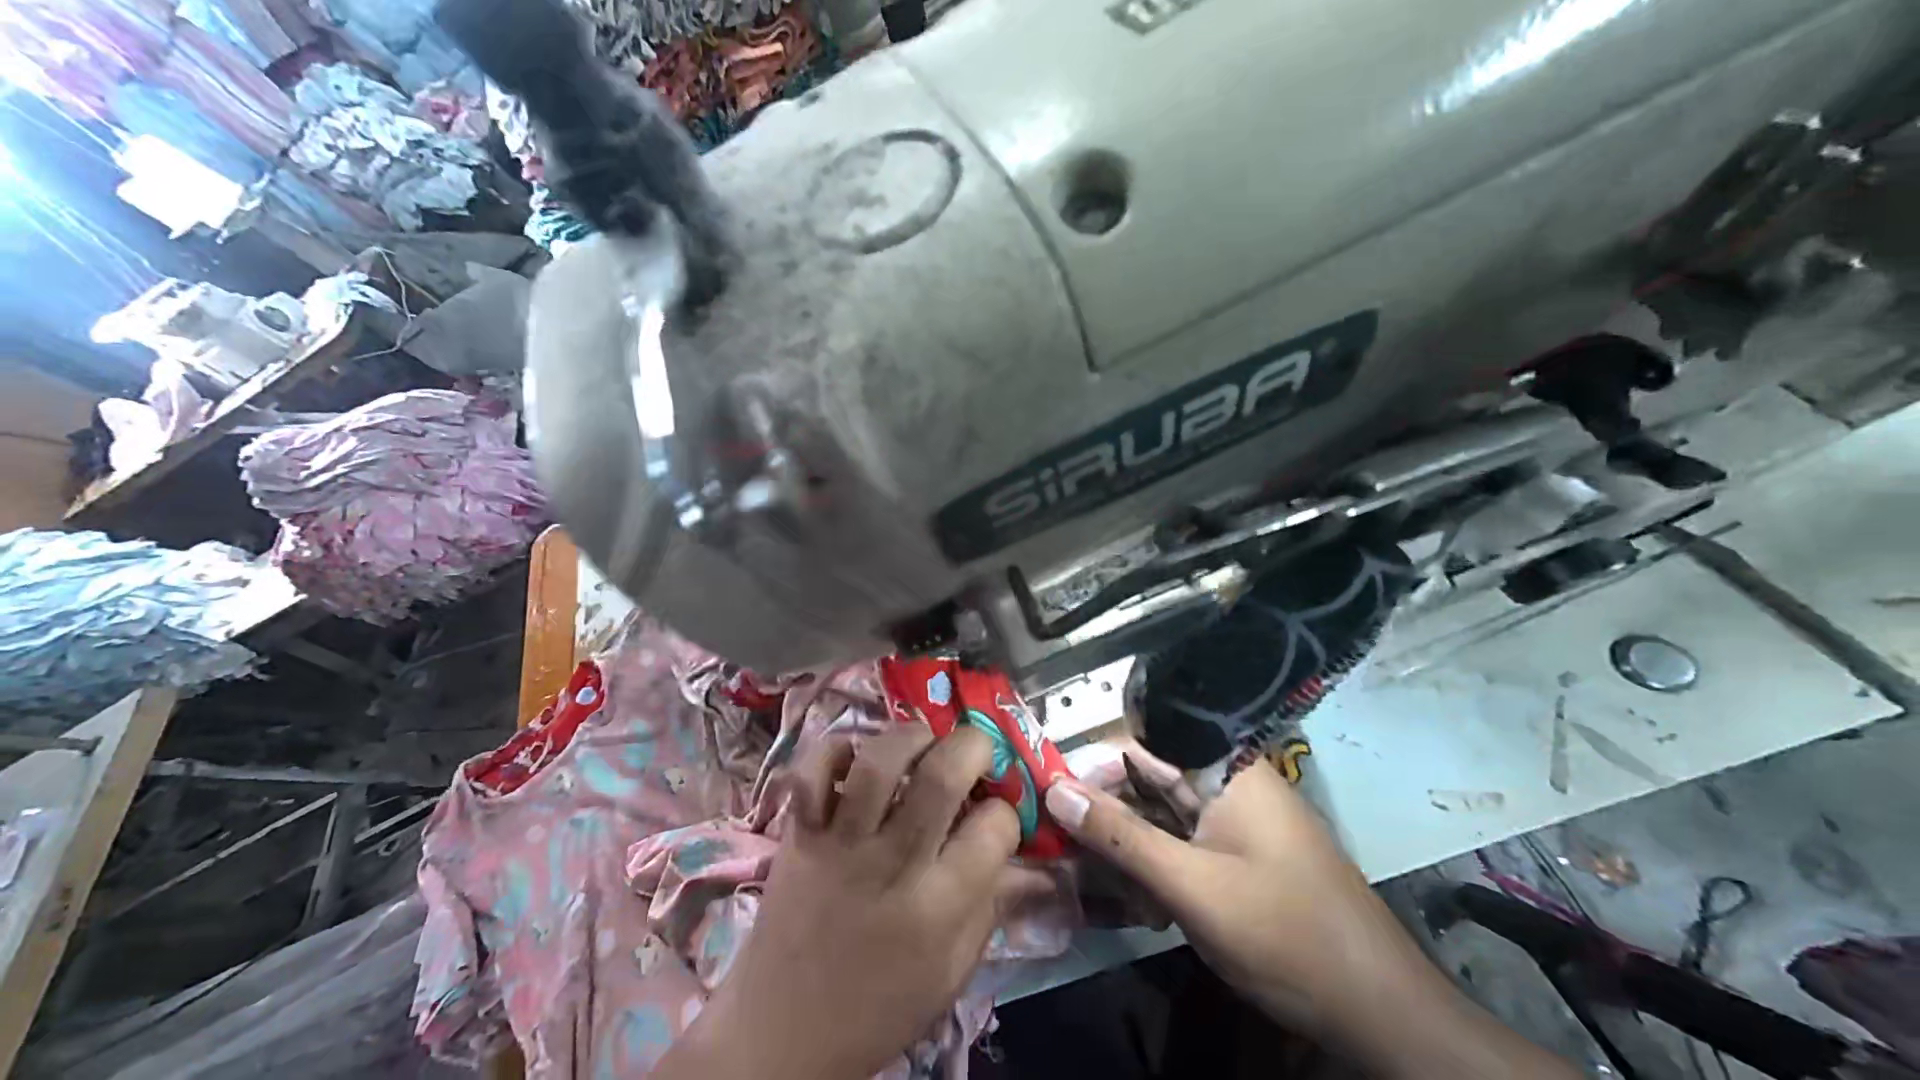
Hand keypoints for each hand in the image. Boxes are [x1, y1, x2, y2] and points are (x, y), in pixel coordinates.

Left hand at [661, 725, 1046, 1079]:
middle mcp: (893, 863)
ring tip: (923, 742)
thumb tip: (1028, 860)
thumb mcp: (951, 974)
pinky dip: (834, 750)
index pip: (995, 827)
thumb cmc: (878, 1009)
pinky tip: (855, 758)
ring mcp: (841, 844)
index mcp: (940, 906)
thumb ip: (990, 908)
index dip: (1006, 811)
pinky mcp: (800, 834)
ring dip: (909, 736)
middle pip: (941, 776)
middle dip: (973, 746)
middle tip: (975, 749)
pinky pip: (812, 772)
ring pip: (878, 761)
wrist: (782, 1033)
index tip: (996, 813)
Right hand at [1045, 757, 1579, 1078]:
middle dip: (1102, 812)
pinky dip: (1148, 868)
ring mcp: (1232, 824)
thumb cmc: (1285, 933)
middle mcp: (1227, 785)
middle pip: (1146, 781)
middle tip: (1056, 843)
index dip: (1092, 767)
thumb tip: (1054, 790)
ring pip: (1157, 817)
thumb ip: (1120, 836)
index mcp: (1226, 769)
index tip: (1047, 796)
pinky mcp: (1233, 859)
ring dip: (1121, 846)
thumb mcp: (1192, 886)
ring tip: (1082, 876)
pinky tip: (1126, 900)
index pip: (1141, 744)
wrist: (1376, 1009)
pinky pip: (1176, 847)